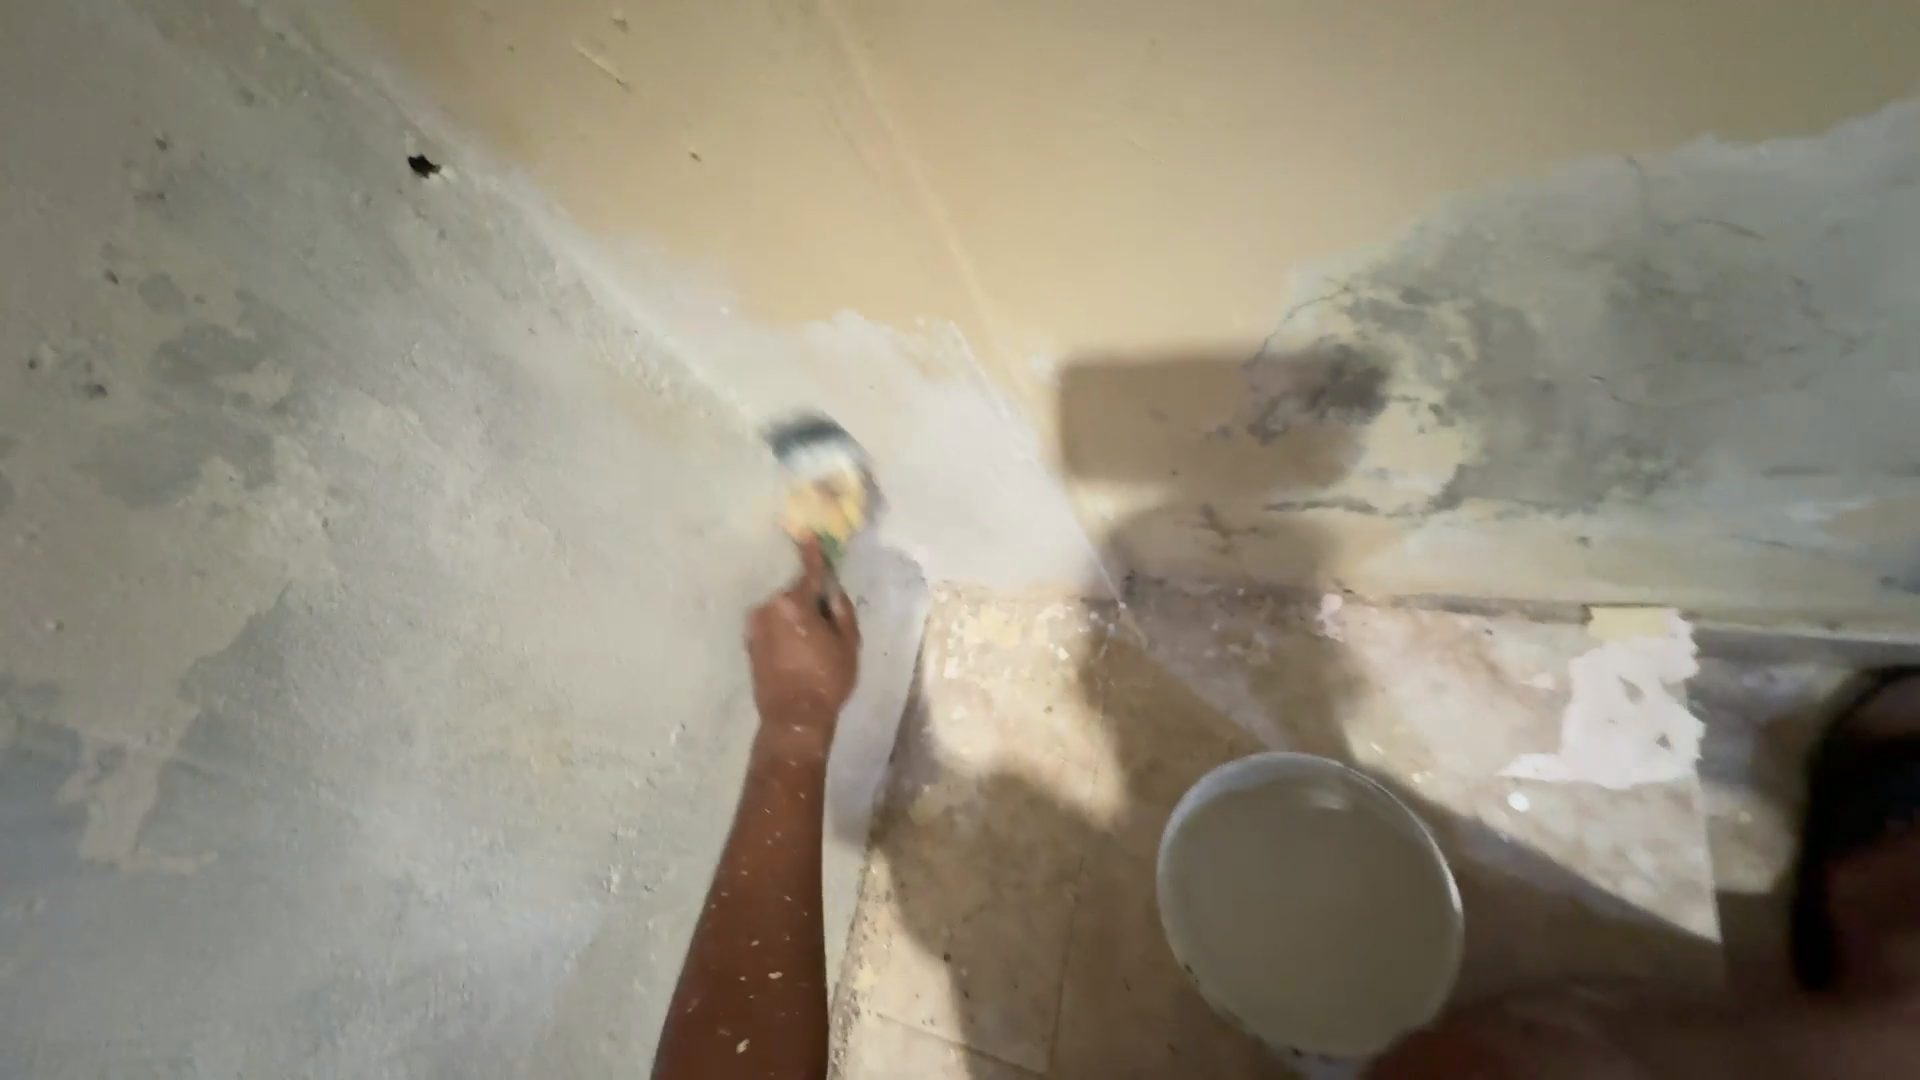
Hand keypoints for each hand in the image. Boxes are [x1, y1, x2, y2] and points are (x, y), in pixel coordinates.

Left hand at [748, 539, 860, 743]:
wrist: (793, 718)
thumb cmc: (827, 679)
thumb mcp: (848, 642)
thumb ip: (841, 609)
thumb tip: (832, 591)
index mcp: (793, 603)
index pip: (808, 571)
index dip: (812, 552)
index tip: (807, 532)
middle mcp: (768, 608)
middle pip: (796, 594)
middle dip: (811, 601)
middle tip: (829, 624)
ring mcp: (755, 626)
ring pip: (784, 611)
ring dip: (798, 618)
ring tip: (814, 645)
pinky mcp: (750, 643)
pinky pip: (774, 625)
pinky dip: (786, 630)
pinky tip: (799, 651)